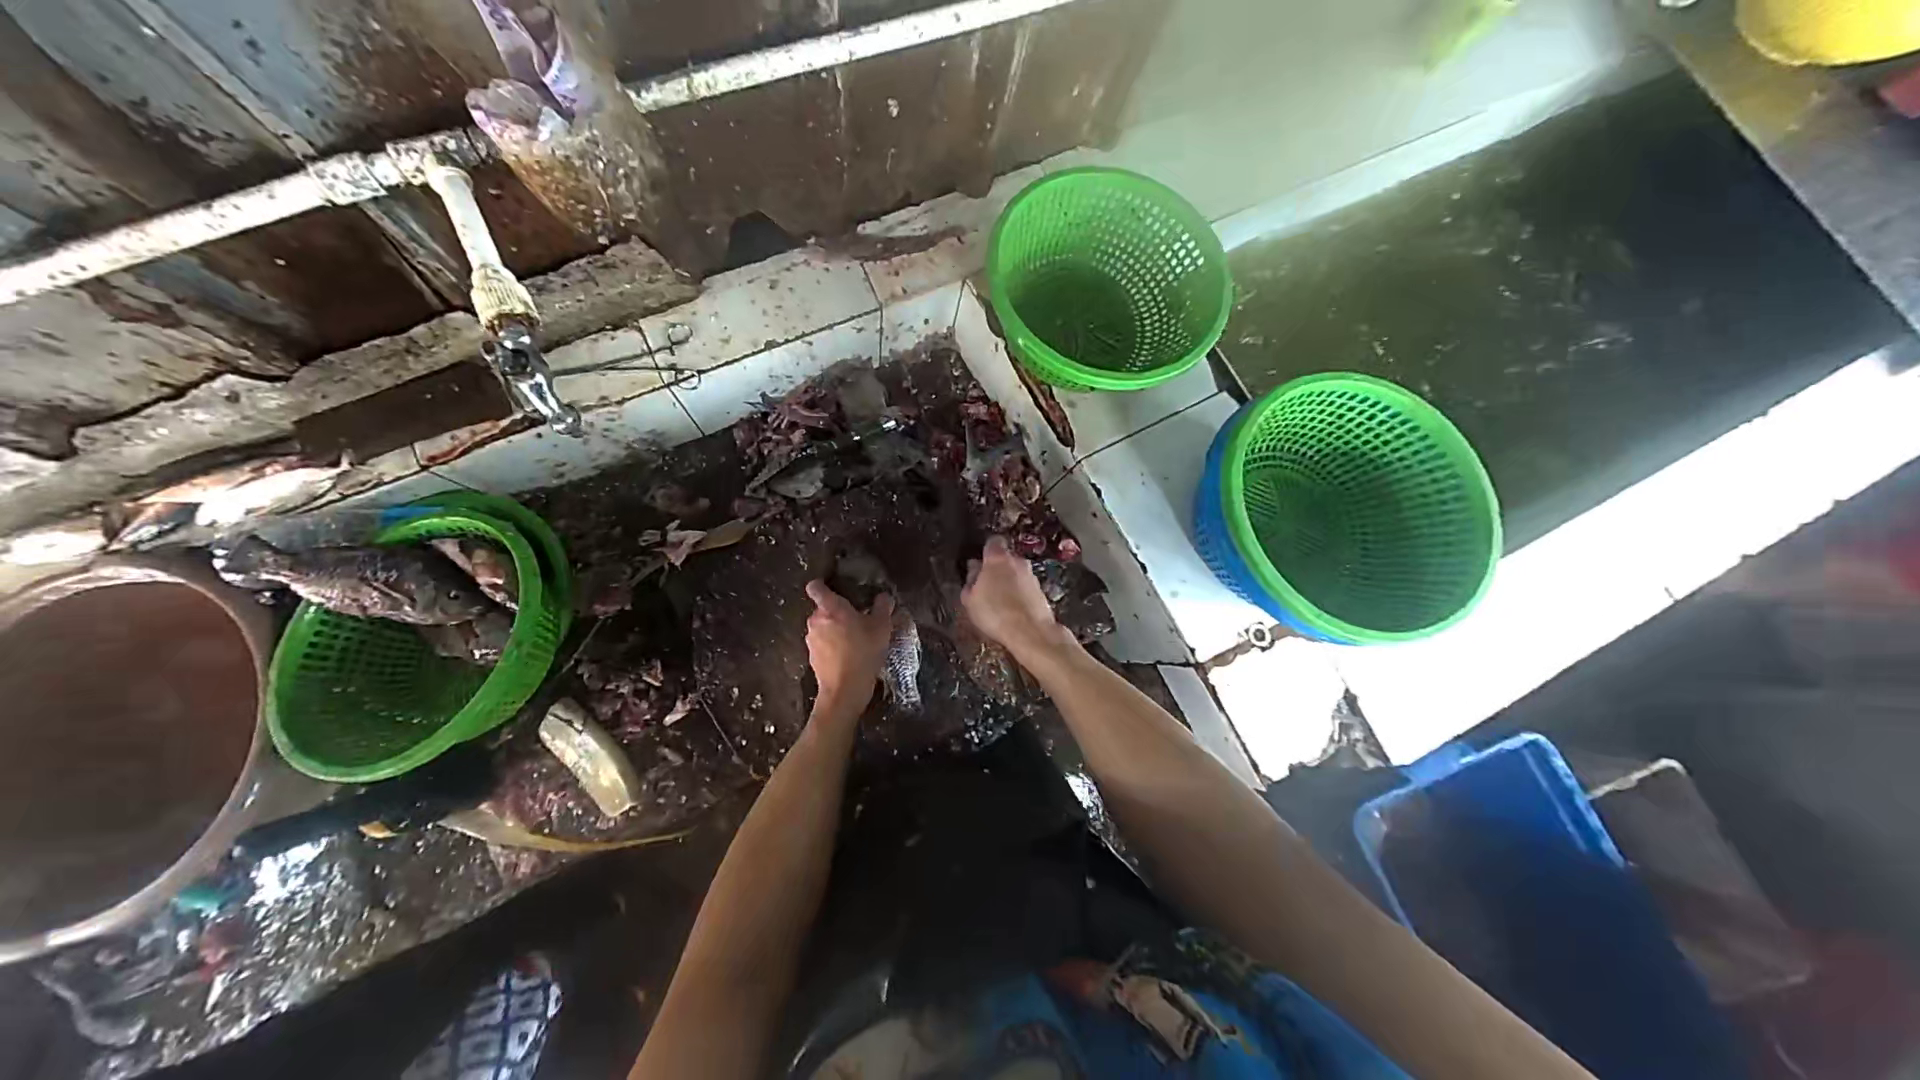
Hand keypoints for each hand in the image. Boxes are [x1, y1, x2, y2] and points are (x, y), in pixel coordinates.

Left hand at [804, 580, 896, 710]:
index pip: (816, 587)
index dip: (823, 585)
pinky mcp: (812, 657)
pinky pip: (823, 644)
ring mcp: (811, 639)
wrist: (845, 690)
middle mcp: (816, 620)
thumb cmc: (864, 652)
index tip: (834, 589)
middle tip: (857, 620)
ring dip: (835, 630)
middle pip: (823, 609)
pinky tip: (848, 656)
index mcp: (830, 607)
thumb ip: (883, 607)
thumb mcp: (882, 627)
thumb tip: (884, 597)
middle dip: (837, 613)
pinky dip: (832, 647)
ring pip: (823, 627)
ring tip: (855, 640)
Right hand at [961, 536, 1070, 659]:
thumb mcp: (970, 599)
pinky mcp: (1042, 591)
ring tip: (1000, 603)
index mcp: (998, 559)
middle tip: (986, 587)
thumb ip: (970, 580)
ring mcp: (1032, 576)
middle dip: (997, 569)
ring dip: (1010, 582)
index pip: (993, 541)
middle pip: (1006, 558)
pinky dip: (1020, 595)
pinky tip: (1013, 611)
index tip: (979, 564)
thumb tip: (974, 569)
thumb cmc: (995, 613)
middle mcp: (1018, 562)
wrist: (1030, 632)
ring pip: (1017, 573)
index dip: (986, 551)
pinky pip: (1026, 588)